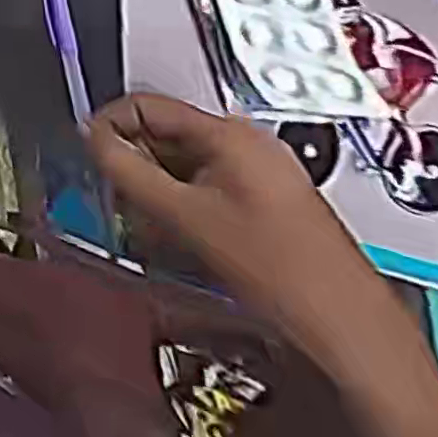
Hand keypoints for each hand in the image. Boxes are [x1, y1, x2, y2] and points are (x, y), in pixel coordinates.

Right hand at [85, 95, 383, 350]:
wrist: (347, 332)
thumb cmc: (277, 270)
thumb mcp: (179, 212)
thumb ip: (124, 168)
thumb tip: (91, 137)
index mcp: (231, 134)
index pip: (144, 105)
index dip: (110, 125)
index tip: (91, 151)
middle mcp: (246, 143)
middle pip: (160, 133)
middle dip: (132, 161)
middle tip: (119, 193)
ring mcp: (256, 171)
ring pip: (176, 160)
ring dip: (151, 185)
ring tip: (147, 219)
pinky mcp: (259, 197)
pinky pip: (197, 182)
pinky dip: (175, 200)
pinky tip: (174, 230)